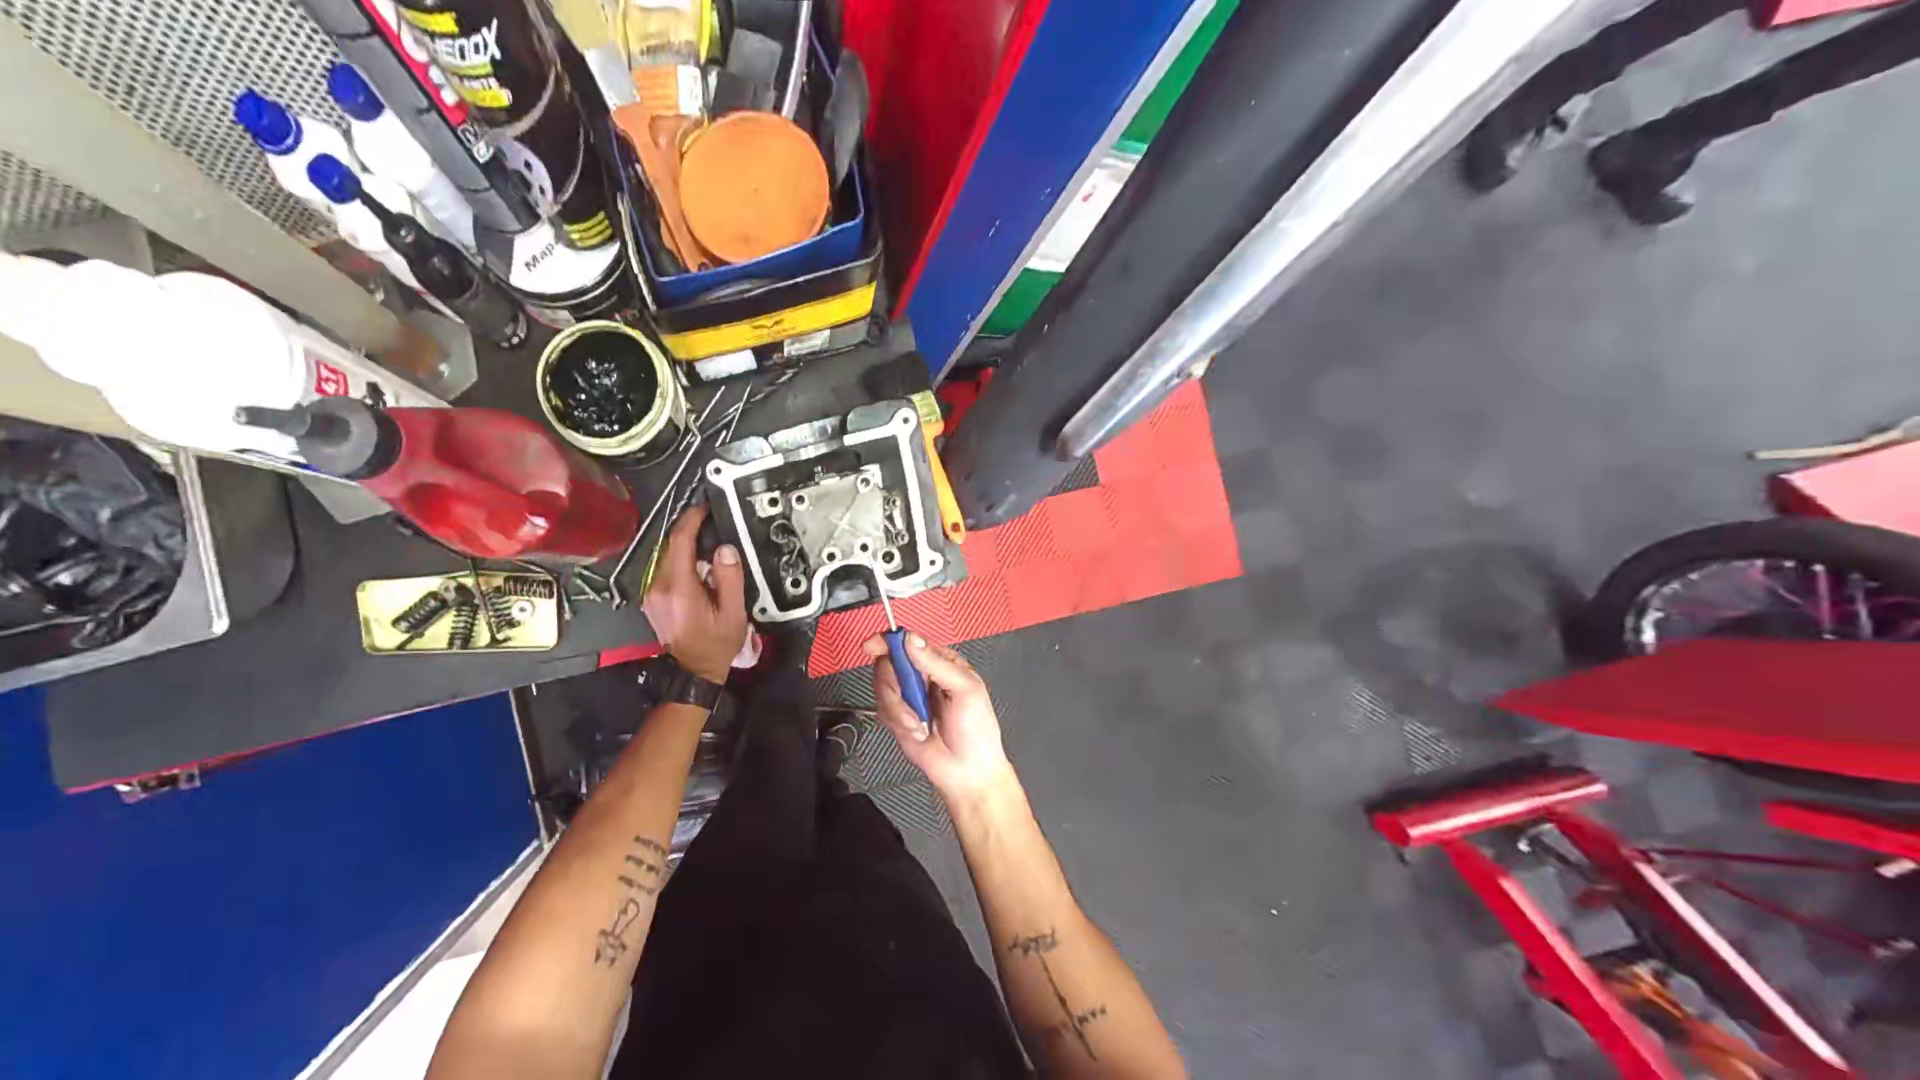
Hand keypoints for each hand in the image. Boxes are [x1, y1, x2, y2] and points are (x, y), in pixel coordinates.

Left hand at [642, 505, 746, 683]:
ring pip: (667, 557)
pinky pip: (665, 570)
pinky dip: (681, 561)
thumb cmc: (717, 644)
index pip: (679, 542)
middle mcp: (658, 587)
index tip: (705, 509)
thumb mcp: (733, 612)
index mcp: (678, 588)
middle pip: (671, 546)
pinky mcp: (652, 599)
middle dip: (690, 531)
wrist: (695, 671)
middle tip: (712, 524)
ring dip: (686, 547)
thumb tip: (724, 549)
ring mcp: (651, 594)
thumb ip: (730, 578)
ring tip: (708, 544)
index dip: (691, 520)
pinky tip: (698, 567)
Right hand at [864, 633, 1016, 802]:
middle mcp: (923, 677)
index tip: (875, 644)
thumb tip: (912, 641)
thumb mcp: (965, 690)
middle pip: (890, 662)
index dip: (890, 640)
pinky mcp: (898, 716)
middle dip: (894, 681)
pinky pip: (882, 708)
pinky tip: (916, 729)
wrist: (967, 772)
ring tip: (919, 721)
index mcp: (943, 663)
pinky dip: (897, 720)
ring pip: (883, 686)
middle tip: (908, 695)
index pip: (910, 642)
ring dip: (899, 707)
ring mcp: (909, 697)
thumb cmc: (978, 733)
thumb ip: (937, 663)